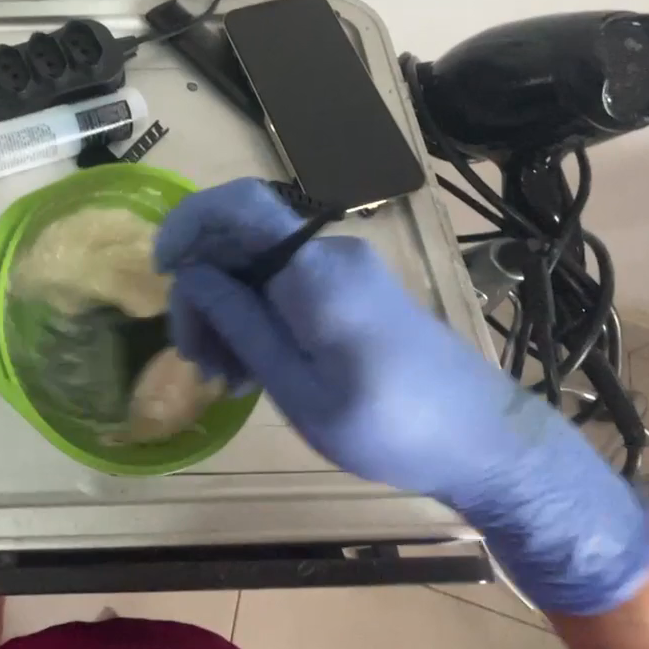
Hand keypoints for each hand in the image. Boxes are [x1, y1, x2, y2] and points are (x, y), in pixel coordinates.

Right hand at [156, 178, 648, 614]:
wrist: (485, 445)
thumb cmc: (390, 427)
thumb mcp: (299, 388)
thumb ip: (241, 324)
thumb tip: (190, 275)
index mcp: (314, 272)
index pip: (238, 204)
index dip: (186, 223)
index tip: (163, 273)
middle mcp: (326, 254)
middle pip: (236, 245)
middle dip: (202, 295)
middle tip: (195, 362)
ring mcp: (338, 270)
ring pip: (254, 269)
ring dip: (225, 314)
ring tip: (223, 377)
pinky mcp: (345, 289)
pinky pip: (280, 285)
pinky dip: (254, 318)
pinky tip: (250, 368)